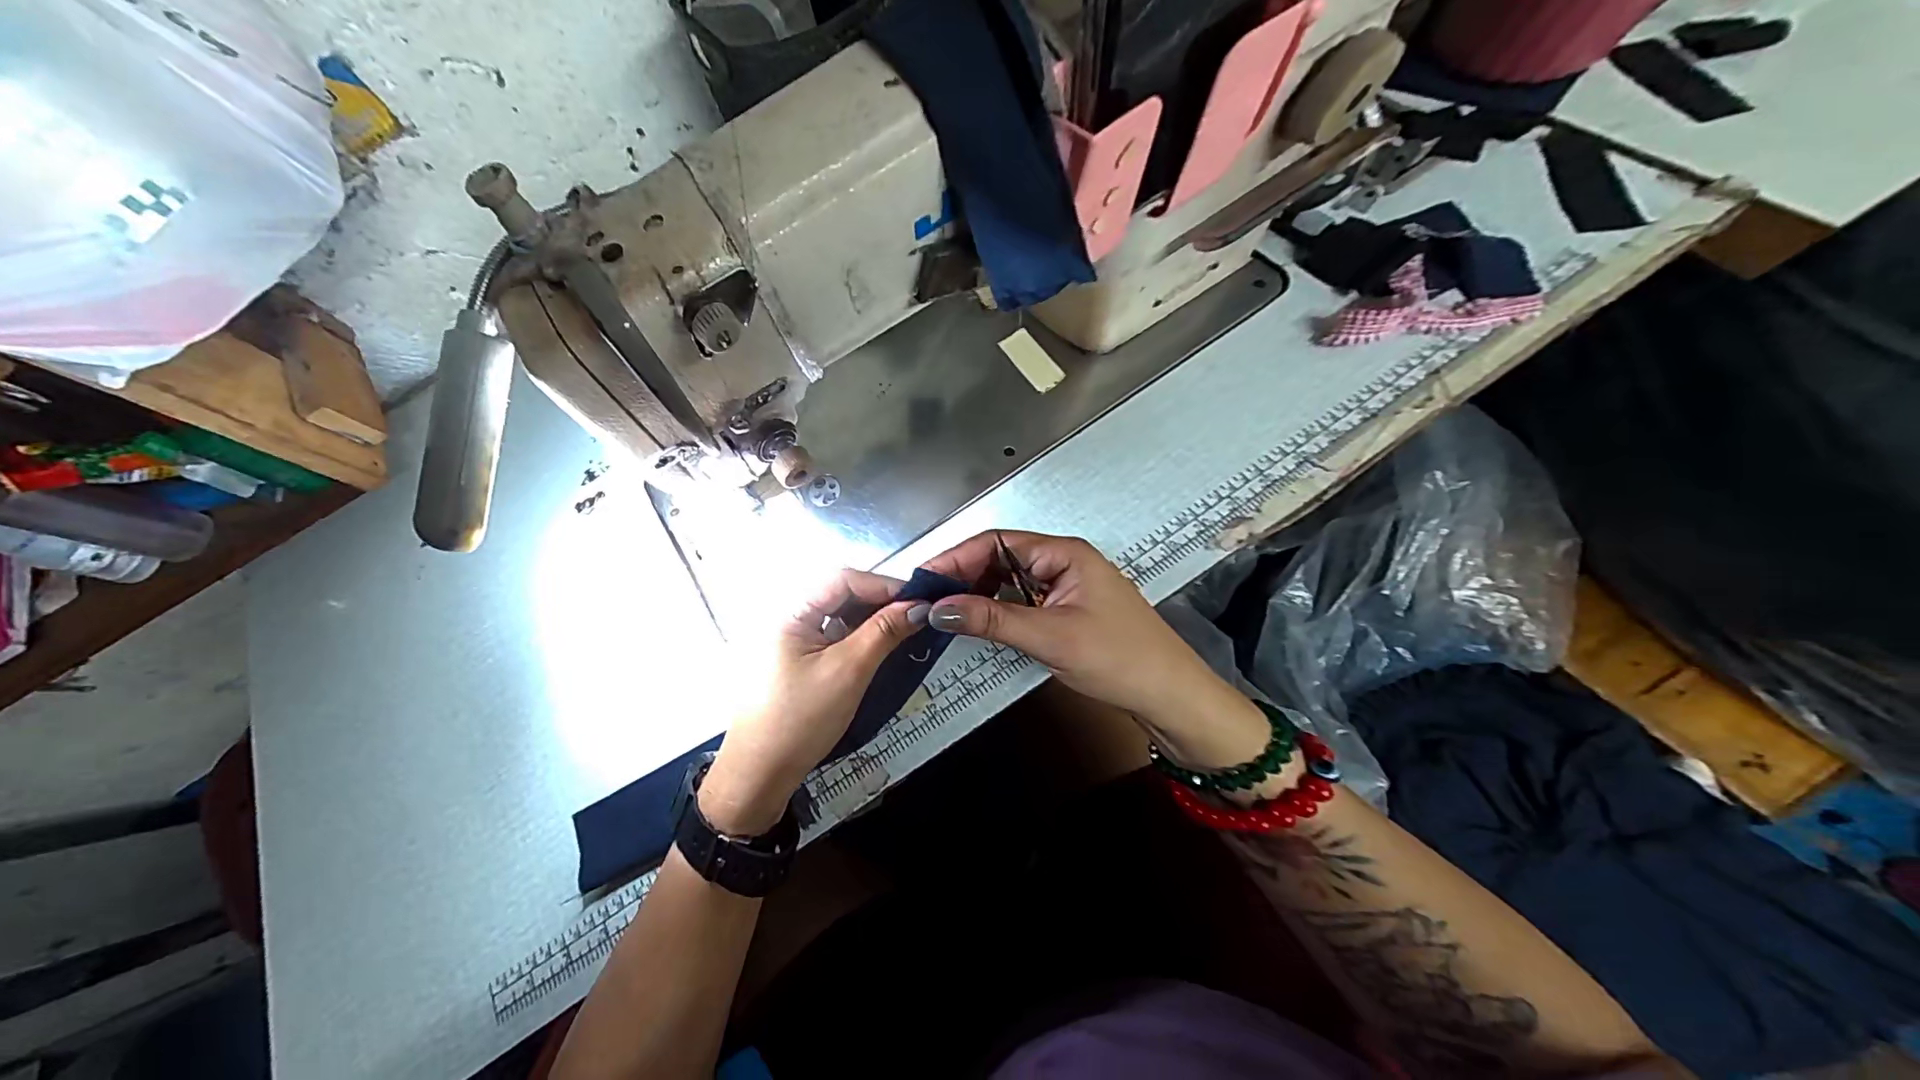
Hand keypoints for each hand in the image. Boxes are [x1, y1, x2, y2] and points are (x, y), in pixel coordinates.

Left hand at [699, 570, 927, 835]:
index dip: (883, 585)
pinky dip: (857, 638)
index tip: (917, 600)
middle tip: (914, 615)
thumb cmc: (799, 721)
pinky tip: (877, 649)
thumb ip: (884, 632)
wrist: (760, 773)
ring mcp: (789, 641)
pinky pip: (831, 636)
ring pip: (837, 616)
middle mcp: (786, 618)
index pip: (843, 580)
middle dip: (878, 602)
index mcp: (789, 612)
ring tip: (902, 632)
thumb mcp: (849, 671)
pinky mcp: (795, 661)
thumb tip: (917, 606)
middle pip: (839, 594)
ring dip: (870, 620)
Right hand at [919, 531, 1262, 764]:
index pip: (997, 542)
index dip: (956, 558)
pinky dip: (999, 611)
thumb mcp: (1050, 637)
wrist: (1171, 696)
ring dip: (979, 595)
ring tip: (944, 612)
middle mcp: (1064, 562)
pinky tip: (979, 624)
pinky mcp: (1068, 611)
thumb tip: (938, 608)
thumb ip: (992, 620)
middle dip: (964, 576)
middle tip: (928, 599)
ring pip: (1010, 581)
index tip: (924, 578)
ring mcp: (1067, 587)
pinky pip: (1023, 602)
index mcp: (1064, 553)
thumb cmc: (1120, 659)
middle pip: (1001, 558)